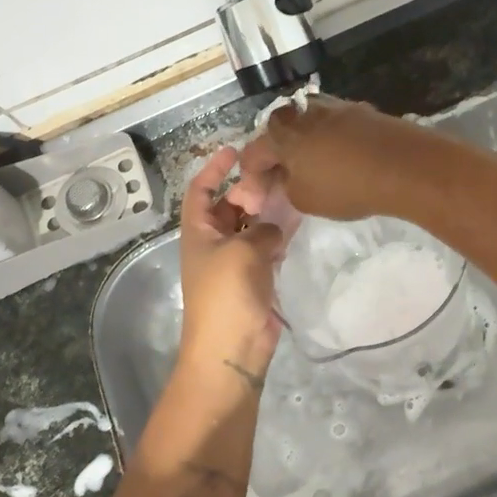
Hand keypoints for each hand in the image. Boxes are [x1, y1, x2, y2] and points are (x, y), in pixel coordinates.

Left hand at [177, 147, 284, 379]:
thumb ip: (263, 230)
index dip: (214, 168)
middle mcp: (214, 242)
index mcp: (198, 231)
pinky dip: (280, 235)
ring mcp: (236, 262)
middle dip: (250, 188)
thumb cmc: (226, 294)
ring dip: (269, 211)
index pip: (200, 190)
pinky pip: (267, 248)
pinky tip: (298, 222)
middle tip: (279, 171)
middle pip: (230, 206)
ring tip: (294, 190)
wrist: (233, 346)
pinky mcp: (256, 280)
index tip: (234, 150)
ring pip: (253, 227)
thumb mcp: (243, 251)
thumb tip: (275, 229)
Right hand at [229, 96, 427, 221]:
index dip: (252, 180)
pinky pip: (333, 129)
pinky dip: (329, 144)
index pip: (252, 154)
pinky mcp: (360, 111)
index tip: (260, 201)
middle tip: (283, 183)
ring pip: (307, 128)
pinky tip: (340, 162)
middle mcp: (301, 110)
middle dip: (277, 159)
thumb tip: (286, 177)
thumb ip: (285, 187)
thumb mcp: (303, 199)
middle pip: (279, 135)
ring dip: (304, 149)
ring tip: (312, 172)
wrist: (403, 165)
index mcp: (280, 131)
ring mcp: (333, 106)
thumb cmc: (345, 185)